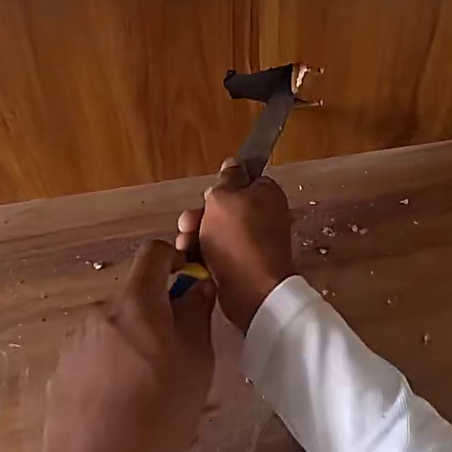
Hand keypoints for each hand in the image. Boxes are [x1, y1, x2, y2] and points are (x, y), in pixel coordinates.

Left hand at [19, 240, 216, 451]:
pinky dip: (117, 364)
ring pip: (118, 326)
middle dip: (161, 311)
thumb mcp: (196, 363)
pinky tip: (127, 403)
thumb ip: (197, 316)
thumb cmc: (158, 412)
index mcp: (135, 302)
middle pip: (136, 294)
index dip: (176, 258)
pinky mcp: (63, 371)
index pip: (154, 252)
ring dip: (139, 340)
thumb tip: (198, 287)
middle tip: (182, 351)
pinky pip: (99, 353)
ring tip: (156, 387)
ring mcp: (76, 342)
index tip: (191, 283)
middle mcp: (100, 312)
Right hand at [178, 159, 296, 332]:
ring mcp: (252, 241)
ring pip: (214, 230)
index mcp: (266, 193)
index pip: (242, 179)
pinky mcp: (240, 263)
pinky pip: (216, 251)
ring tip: (185, 243)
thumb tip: (234, 162)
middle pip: (223, 206)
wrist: (251, 290)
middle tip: (188, 222)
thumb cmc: (237, 237)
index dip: (222, 186)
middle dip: (200, 214)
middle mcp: (262, 215)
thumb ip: (226, 178)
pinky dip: (201, 253)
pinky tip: (188, 258)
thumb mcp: (225, 198)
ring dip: (195, 234)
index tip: (209, 195)